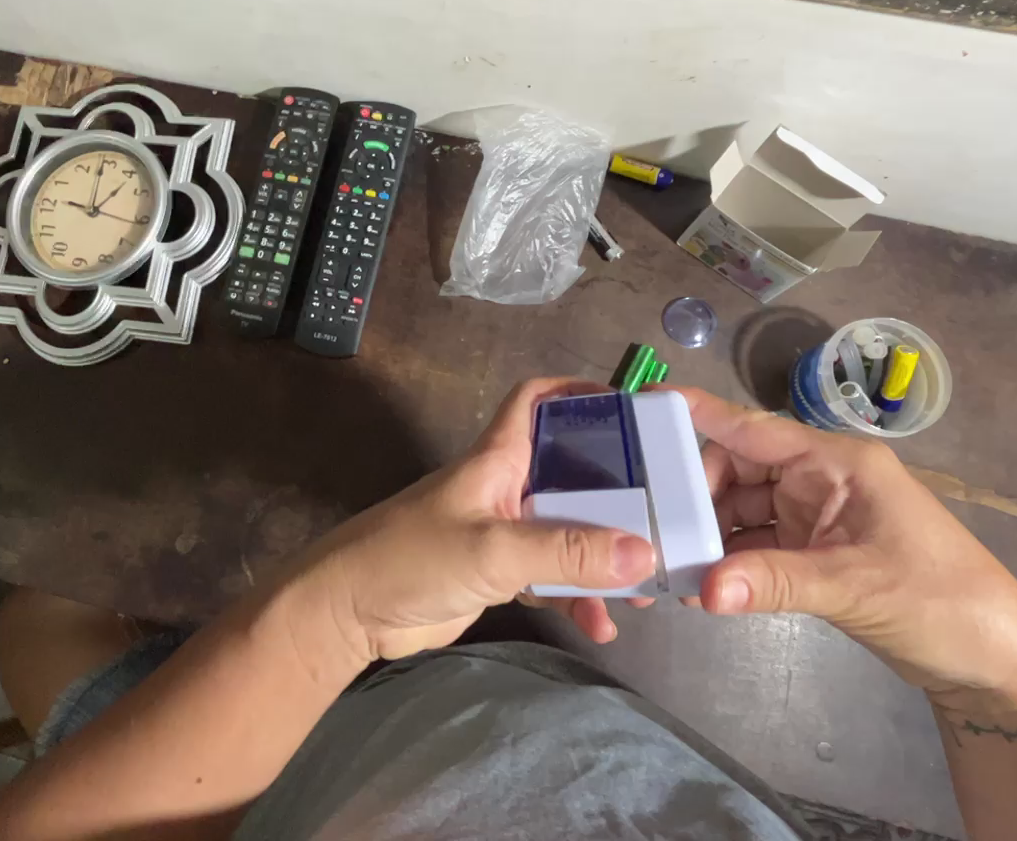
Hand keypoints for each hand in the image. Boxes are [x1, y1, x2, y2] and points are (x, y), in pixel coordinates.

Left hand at [280, 378, 656, 662]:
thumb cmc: (413, 557)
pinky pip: (550, 574)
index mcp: (497, 458)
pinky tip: (600, 624)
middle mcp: (504, 485)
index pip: (534, 400)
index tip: (627, 408)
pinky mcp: (497, 571)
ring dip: (602, 555)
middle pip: (569, 470)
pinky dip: (576, 594)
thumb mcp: (493, 549)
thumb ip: (565, 551)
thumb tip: (643, 552)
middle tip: (665, 519)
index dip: (574, 391)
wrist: (351, 610)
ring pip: (566, 529)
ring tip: (644, 590)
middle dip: (616, 492)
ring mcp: (501, 529)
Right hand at [658, 386, 1016, 710]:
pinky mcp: (806, 551)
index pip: (749, 425)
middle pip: (731, 469)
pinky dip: (725, 564)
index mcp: (832, 461)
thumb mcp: (856, 585)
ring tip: (666, 566)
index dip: (695, 413)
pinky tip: (698, 589)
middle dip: (691, 497)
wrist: (997, 667)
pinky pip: (748, 546)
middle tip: (651, 527)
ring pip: (734, 510)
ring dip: (703, 536)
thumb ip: (774, 581)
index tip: (640, 404)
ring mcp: (808, 516)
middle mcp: (813, 478)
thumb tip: (701, 592)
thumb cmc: (943, 600)